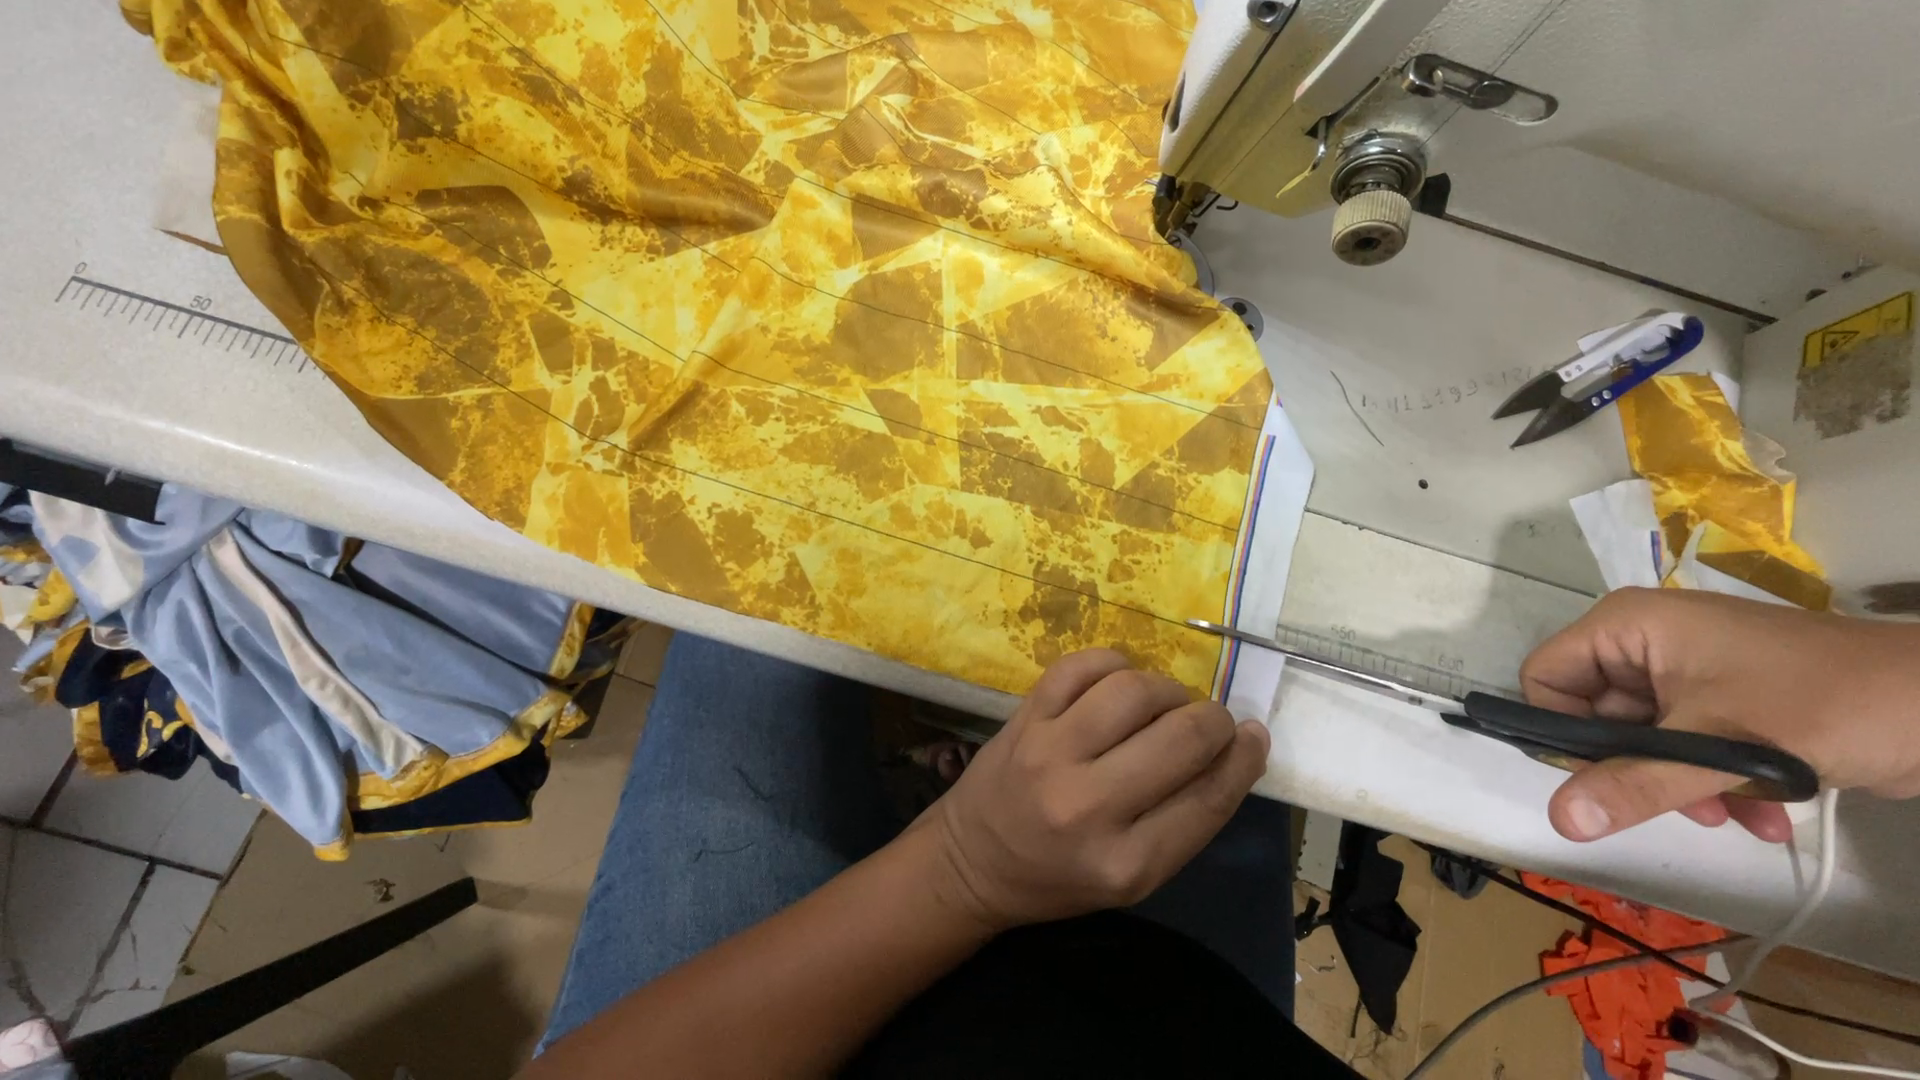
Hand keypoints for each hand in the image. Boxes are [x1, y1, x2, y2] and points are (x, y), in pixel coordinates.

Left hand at [920, 649, 1269, 929]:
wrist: (974, 861)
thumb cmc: (1060, 877)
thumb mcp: (1133, 876)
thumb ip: (1185, 819)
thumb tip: (1238, 746)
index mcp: (1126, 863)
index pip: (1209, 797)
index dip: (1244, 758)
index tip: (1253, 736)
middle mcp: (1087, 806)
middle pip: (1182, 737)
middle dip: (1214, 720)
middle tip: (1209, 722)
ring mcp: (1049, 754)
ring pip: (1135, 690)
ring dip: (1167, 690)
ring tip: (1163, 705)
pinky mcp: (1023, 719)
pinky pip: (1082, 666)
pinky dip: (1114, 663)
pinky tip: (1118, 683)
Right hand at [1520, 587, 1919, 842]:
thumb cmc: (1831, 702)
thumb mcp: (1725, 748)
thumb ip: (1635, 784)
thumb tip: (1560, 820)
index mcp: (1627, 627)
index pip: (1546, 677)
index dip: (1563, 729)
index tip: (1606, 774)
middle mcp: (1644, 641)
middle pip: (1594, 712)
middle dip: (1637, 766)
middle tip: (1683, 800)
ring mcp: (1686, 668)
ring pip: (1641, 736)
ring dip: (1680, 782)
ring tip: (1732, 811)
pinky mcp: (1723, 697)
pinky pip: (1683, 741)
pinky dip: (1712, 778)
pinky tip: (1760, 809)